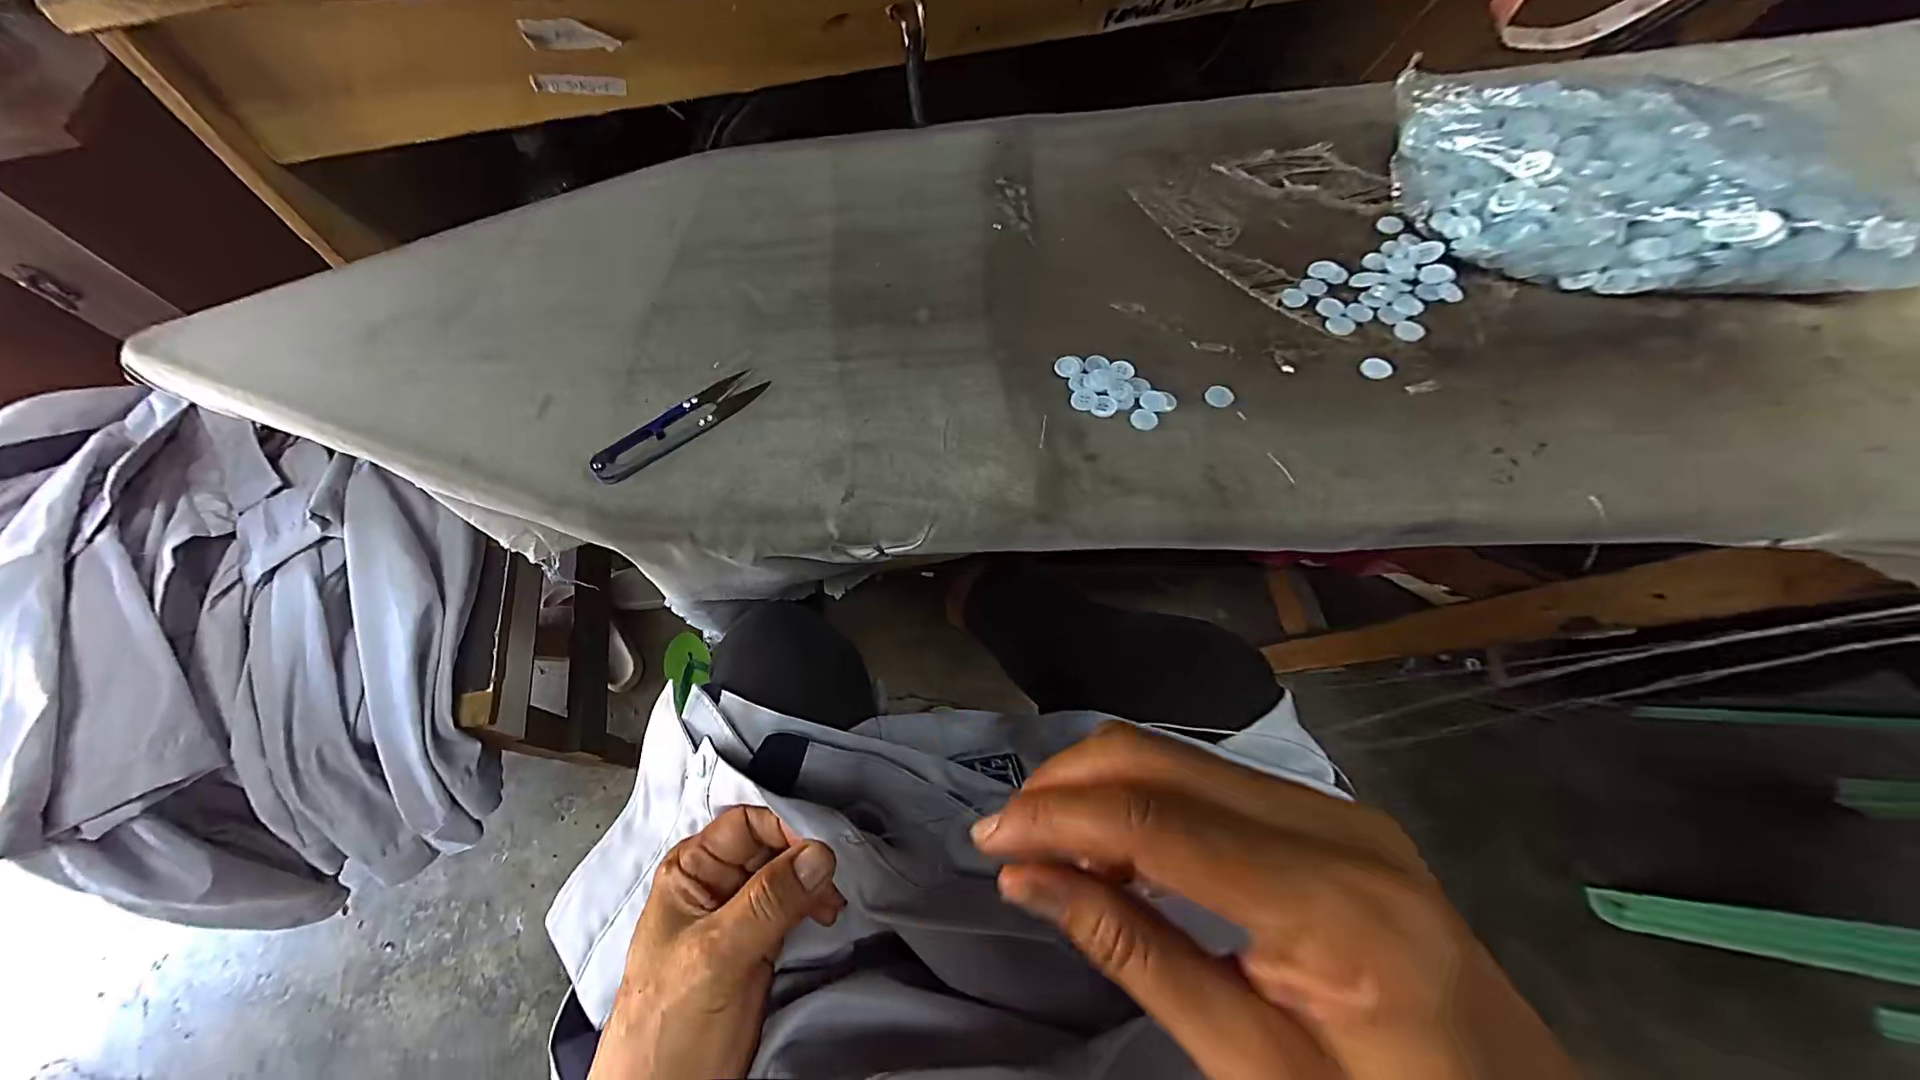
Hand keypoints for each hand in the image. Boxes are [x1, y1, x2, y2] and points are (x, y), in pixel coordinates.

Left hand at [591, 806, 844, 1079]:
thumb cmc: (664, 1034)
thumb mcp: (716, 956)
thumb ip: (768, 902)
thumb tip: (817, 853)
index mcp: (690, 872)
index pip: (747, 823)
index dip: (785, 827)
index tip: (819, 848)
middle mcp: (716, 884)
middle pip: (772, 843)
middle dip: (806, 856)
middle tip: (830, 879)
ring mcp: (740, 913)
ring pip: (789, 873)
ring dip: (815, 882)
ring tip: (829, 904)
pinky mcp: (761, 940)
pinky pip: (796, 903)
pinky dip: (816, 904)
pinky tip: (825, 915)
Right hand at [971, 724, 1578, 1079]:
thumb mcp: (1257, 1074)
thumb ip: (1137, 956)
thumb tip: (1032, 879)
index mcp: (1331, 903)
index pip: (1156, 822)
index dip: (1058, 818)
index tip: (988, 839)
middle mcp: (1335, 824)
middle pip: (1161, 760)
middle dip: (1068, 784)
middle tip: (1009, 836)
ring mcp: (1337, 810)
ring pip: (1179, 757)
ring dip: (1100, 789)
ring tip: (1050, 846)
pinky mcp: (1331, 816)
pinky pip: (1209, 781)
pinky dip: (1144, 801)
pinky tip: (1117, 848)